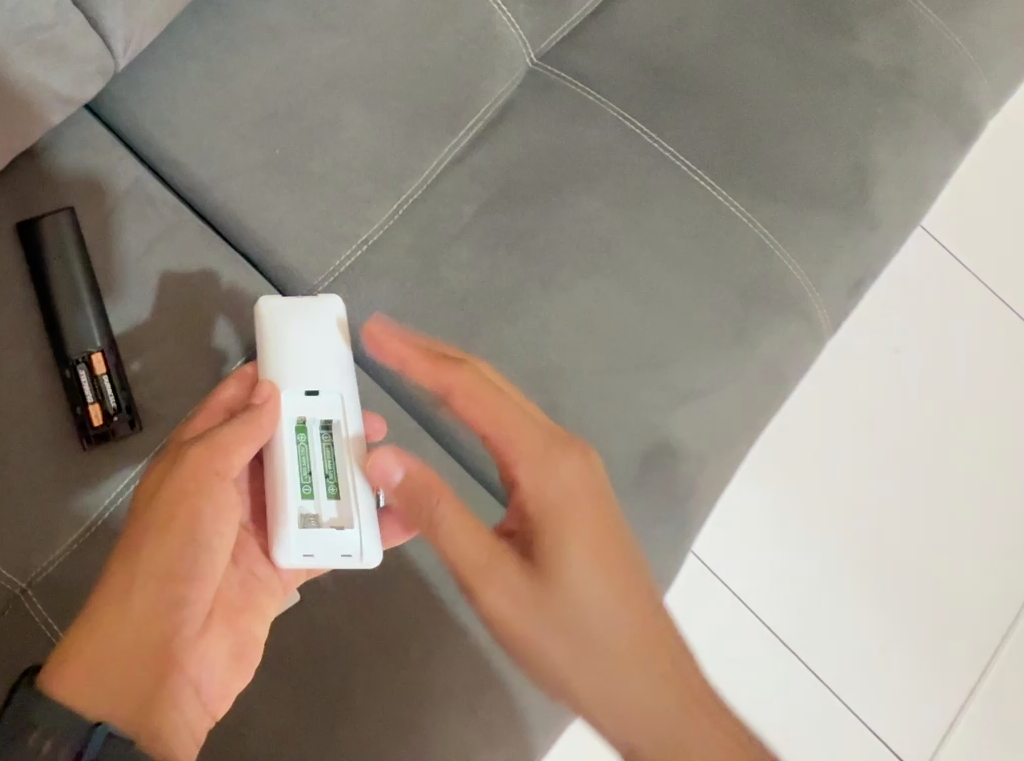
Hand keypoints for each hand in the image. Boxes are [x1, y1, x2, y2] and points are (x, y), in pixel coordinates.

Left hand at [38, 361, 400, 760]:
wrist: (162, 656)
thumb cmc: (173, 549)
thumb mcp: (196, 474)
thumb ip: (235, 432)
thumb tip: (268, 389)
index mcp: (197, 456)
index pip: (233, 405)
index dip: (267, 381)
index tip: (313, 362)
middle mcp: (226, 487)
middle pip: (279, 447)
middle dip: (320, 428)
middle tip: (371, 416)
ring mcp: (255, 530)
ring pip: (306, 491)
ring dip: (344, 475)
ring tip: (390, 458)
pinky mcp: (281, 572)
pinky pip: (325, 543)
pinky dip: (358, 532)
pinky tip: (397, 518)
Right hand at [359, 316, 773, 760]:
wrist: (651, 690)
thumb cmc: (573, 640)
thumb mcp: (492, 581)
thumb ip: (434, 512)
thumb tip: (377, 454)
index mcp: (547, 464)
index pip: (469, 391)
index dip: (415, 358)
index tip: (372, 333)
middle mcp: (562, 450)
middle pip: (486, 382)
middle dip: (427, 352)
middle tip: (374, 333)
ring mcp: (569, 465)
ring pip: (499, 400)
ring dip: (445, 373)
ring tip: (396, 356)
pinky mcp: (567, 483)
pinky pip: (507, 425)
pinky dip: (466, 402)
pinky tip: (444, 402)